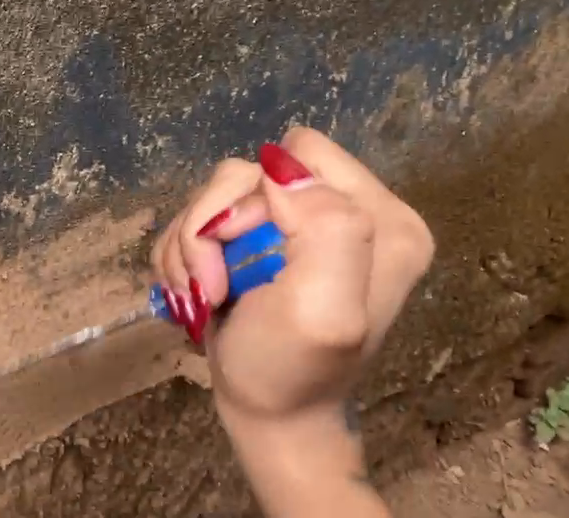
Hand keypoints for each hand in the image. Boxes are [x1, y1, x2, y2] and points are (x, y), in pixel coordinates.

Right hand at [150, 127, 433, 426]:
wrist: (265, 415)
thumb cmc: (291, 369)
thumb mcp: (322, 309)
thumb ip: (326, 228)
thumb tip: (281, 166)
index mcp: (383, 220)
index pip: (299, 153)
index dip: (257, 194)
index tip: (247, 249)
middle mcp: (346, 212)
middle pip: (248, 170)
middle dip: (213, 223)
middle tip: (215, 280)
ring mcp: (298, 225)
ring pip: (215, 193)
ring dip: (192, 241)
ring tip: (203, 290)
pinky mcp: (260, 237)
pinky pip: (201, 214)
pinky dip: (185, 250)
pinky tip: (196, 286)